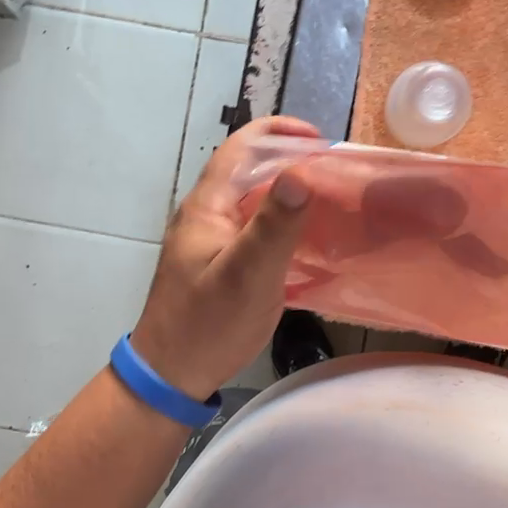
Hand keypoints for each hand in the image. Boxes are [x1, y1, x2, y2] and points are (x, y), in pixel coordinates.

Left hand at [129, 116, 316, 400]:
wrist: (171, 375)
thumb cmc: (207, 325)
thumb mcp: (247, 274)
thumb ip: (274, 224)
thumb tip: (300, 171)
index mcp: (207, 207)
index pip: (240, 148)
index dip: (279, 132)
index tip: (321, 140)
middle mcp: (206, 216)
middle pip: (248, 171)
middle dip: (291, 163)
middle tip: (337, 175)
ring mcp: (210, 242)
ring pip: (252, 202)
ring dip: (288, 196)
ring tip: (331, 204)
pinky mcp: (218, 265)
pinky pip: (253, 231)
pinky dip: (281, 226)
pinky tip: (308, 243)